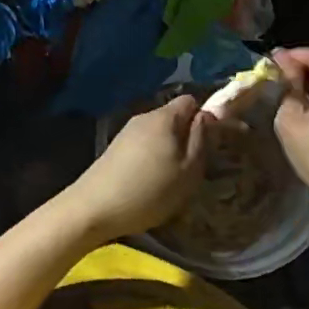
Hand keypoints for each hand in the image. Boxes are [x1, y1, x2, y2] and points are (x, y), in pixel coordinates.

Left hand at [63, 95, 212, 241]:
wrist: (95, 207)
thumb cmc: (150, 190)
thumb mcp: (189, 169)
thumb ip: (202, 139)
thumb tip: (208, 115)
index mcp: (164, 117)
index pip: (191, 101)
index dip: (205, 117)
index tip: (213, 142)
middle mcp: (143, 118)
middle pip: (174, 118)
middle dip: (188, 137)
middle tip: (196, 166)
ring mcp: (126, 133)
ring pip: (159, 134)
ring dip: (170, 150)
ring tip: (173, 179)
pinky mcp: (114, 149)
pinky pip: (143, 146)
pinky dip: (152, 159)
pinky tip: (151, 182)